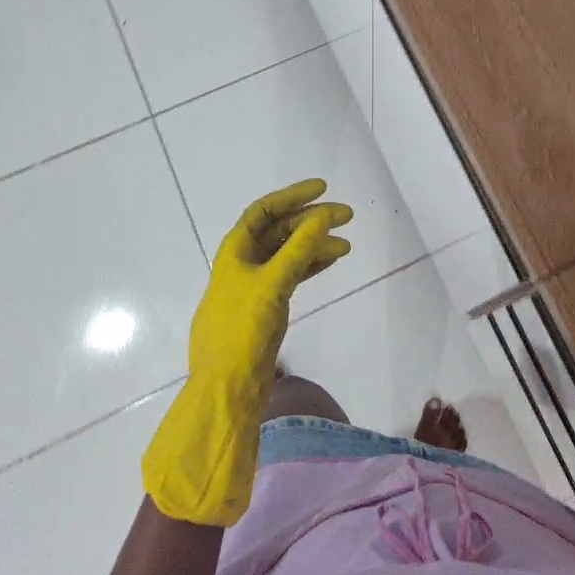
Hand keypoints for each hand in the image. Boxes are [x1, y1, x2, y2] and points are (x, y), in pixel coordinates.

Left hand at [142, 180, 353, 525]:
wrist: (227, 385)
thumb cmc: (242, 329)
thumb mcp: (272, 283)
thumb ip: (300, 247)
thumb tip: (324, 214)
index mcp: (235, 251)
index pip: (264, 211)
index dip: (293, 196)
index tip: (324, 189)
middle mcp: (244, 262)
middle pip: (280, 230)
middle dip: (311, 220)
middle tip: (347, 216)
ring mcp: (256, 285)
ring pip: (289, 253)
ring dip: (316, 244)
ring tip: (347, 244)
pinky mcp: (267, 306)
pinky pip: (293, 274)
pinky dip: (312, 265)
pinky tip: (333, 260)